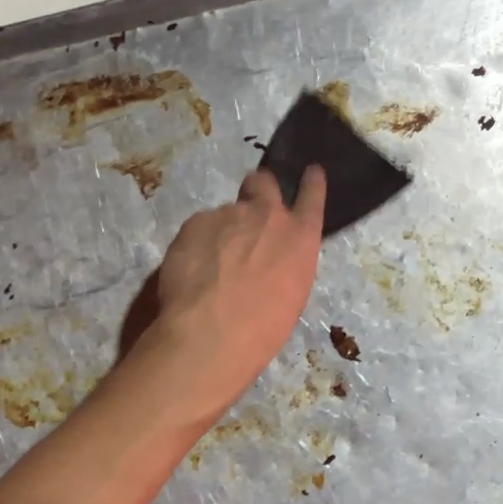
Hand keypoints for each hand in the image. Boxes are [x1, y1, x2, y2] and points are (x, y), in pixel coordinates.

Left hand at [140, 167, 326, 414]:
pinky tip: (191, 271)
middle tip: (248, 214)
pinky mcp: (195, 222)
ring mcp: (228, 214)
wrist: (211, 331)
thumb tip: (268, 258)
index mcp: (299, 237)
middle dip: (258, 191)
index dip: (311, 183)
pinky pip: (199, 228)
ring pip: (225, 213)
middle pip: (263, 183)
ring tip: (210, 266)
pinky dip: (197, 243)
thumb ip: (284, 263)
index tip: (311, 172)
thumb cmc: (262, 327)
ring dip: (222, 230)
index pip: (311, 197)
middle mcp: (267, 215)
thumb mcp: (291, 295)